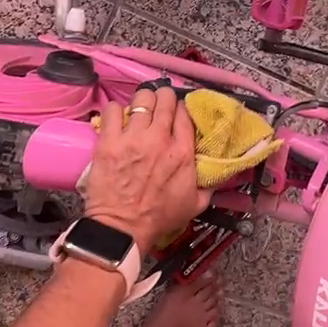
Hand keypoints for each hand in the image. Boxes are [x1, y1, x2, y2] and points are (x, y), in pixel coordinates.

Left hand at [82, 85, 207, 246]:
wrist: (122, 228)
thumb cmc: (158, 218)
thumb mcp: (196, 204)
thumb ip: (209, 184)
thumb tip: (219, 172)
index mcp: (182, 152)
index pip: (184, 113)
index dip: (181, 108)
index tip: (177, 113)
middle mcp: (160, 139)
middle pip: (164, 99)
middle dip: (163, 98)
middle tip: (159, 105)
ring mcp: (133, 138)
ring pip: (141, 99)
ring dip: (142, 101)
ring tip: (139, 109)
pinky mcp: (109, 141)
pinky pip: (113, 110)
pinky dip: (116, 111)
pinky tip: (118, 119)